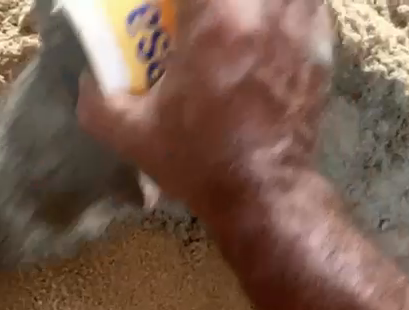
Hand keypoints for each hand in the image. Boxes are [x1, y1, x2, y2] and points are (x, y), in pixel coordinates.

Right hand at [77, 0, 334, 210]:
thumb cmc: (198, 162)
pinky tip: (263, 30)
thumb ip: (100, 105)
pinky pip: (302, 2)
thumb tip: (86, 82)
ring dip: (245, 5)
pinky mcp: (321, 38)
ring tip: (231, 22)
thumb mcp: (136, 138)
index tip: (165, 11)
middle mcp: (263, 6)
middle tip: (192, 16)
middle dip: (206, 2)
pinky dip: (281, 10)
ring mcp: (300, 17)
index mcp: (215, 18)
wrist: (262, 192)